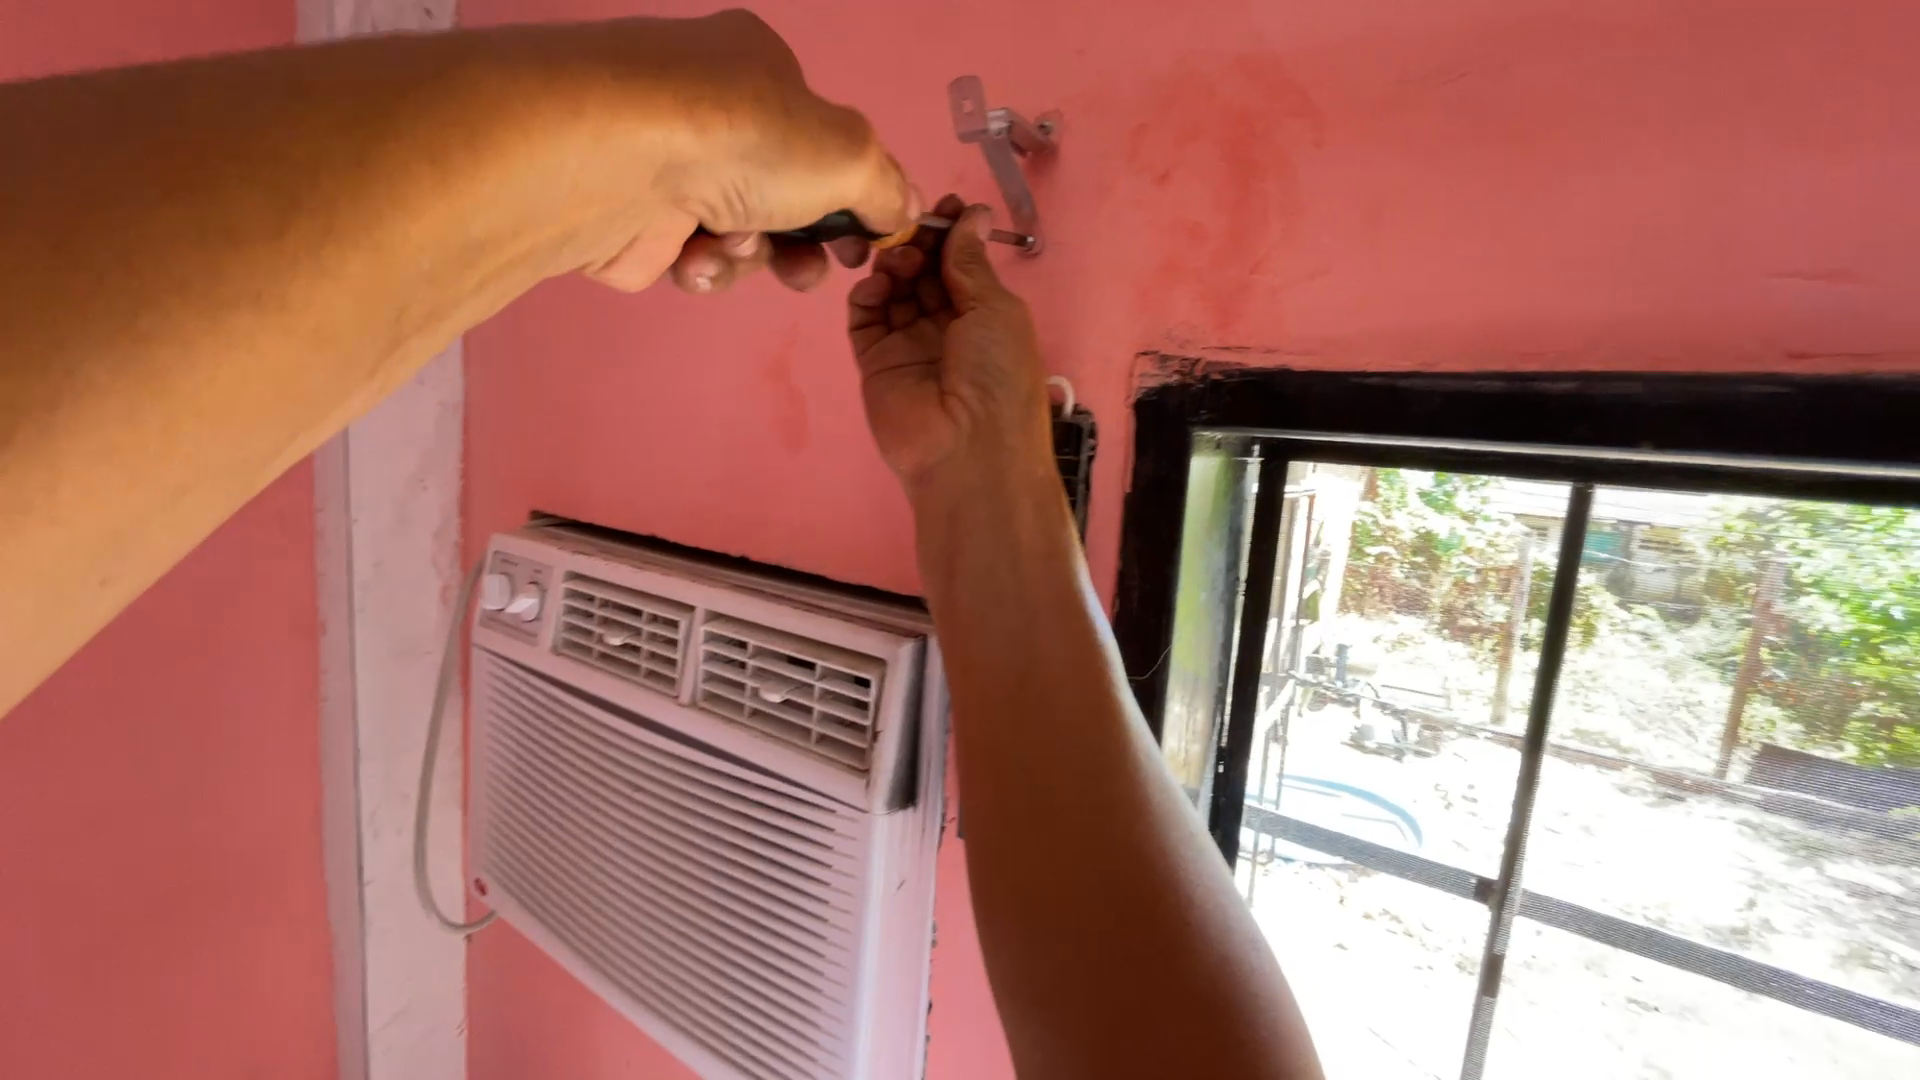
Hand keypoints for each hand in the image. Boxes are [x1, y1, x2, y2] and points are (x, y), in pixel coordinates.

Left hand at [577, 11, 917, 293]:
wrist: (619, 159)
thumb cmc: (748, 140)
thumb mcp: (850, 156)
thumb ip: (889, 188)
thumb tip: (907, 212)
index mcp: (765, 70)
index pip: (828, 142)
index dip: (856, 198)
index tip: (869, 242)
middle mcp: (718, 110)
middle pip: (791, 196)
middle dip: (807, 241)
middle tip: (816, 265)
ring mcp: (676, 162)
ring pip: (749, 234)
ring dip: (757, 255)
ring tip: (736, 247)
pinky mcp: (644, 217)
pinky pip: (701, 256)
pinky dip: (709, 264)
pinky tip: (695, 256)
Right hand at [847, 194, 1053, 495]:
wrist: (966, 450)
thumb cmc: (996, 376)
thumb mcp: (996, 311)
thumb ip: (972, 263)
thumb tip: (972, 213)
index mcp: (985, 317)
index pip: (960, 264)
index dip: (951, 233)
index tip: (943, 205)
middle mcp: (946, 329)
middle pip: (924, 272)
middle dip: (919, 242)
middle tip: (913, 226)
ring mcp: (909, 346)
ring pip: (893, 290)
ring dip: (894, 264)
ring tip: (899, 258)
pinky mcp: (876, 363)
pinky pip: (866, 320)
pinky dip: (868, 295)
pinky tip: (877, 284)